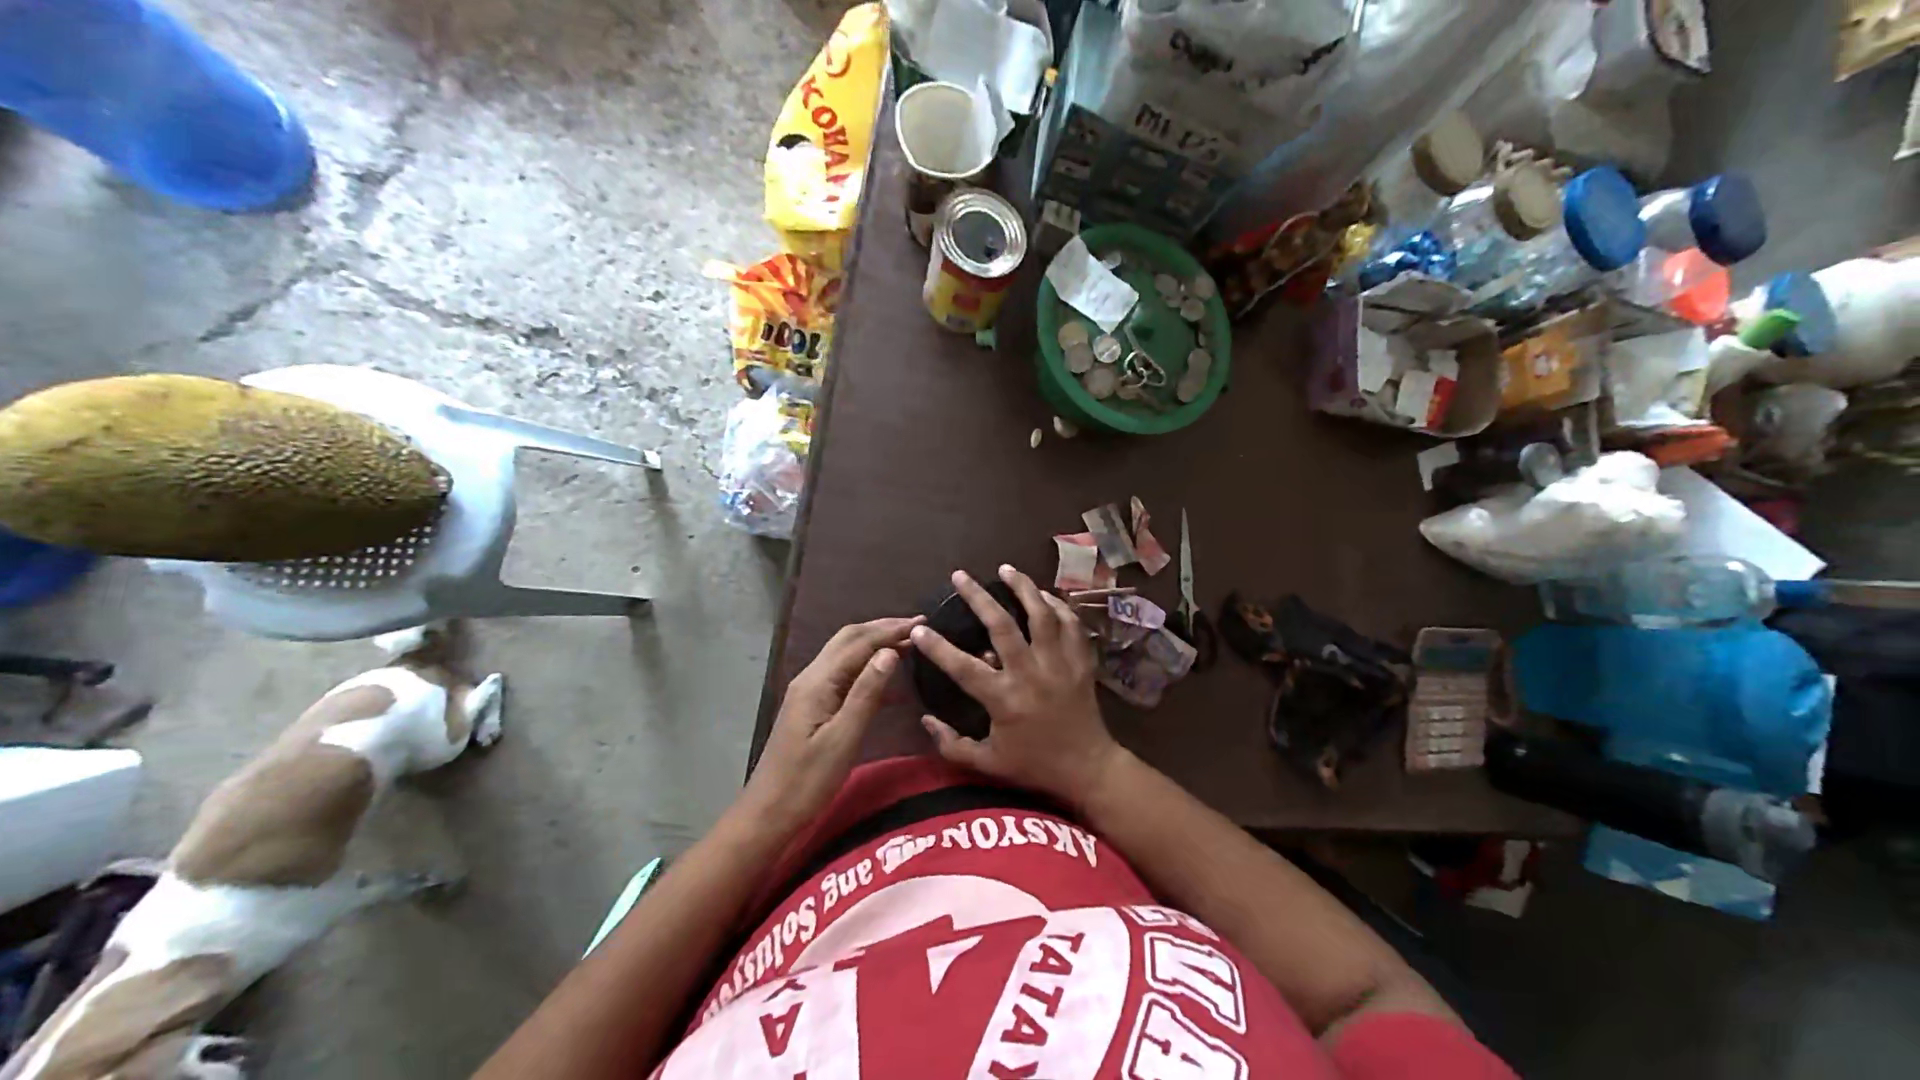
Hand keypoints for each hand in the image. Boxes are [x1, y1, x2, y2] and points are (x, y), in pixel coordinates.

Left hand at [744, 616, 920, 828]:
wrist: (769, 812)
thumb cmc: (808, 780)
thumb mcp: (843, 738)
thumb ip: (867, 693)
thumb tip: (890, 652)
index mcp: (818, 682)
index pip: (858, 642)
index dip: (890, 630)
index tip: (922, 623)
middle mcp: (811, 678)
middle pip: (849, 640)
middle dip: (883, 629)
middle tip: (918, 628)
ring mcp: (810, 692)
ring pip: (846, 655)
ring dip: (876, 645)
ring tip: (909, 646)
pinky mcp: (812, 707)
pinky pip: (844, 676)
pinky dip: (868, 669)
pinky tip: (890, 681)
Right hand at [912, 566, 1127, 808]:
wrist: (1089, 767)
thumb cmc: (1035, 765)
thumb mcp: (988, 763)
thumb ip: (952, 744)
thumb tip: (926, 720)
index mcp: (1004, 698)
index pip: (963, 667)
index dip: (937, 647)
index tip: (918, 629)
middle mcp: (1031, 673)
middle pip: (1002, 625)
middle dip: (978, 597)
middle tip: (961, 576)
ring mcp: (1059, 663)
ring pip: (1041, 615)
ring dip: (1023, 588)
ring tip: (1006, 569)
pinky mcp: (1081, 661)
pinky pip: (1071, 624)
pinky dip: (1057, 606)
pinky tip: (1043, 594)